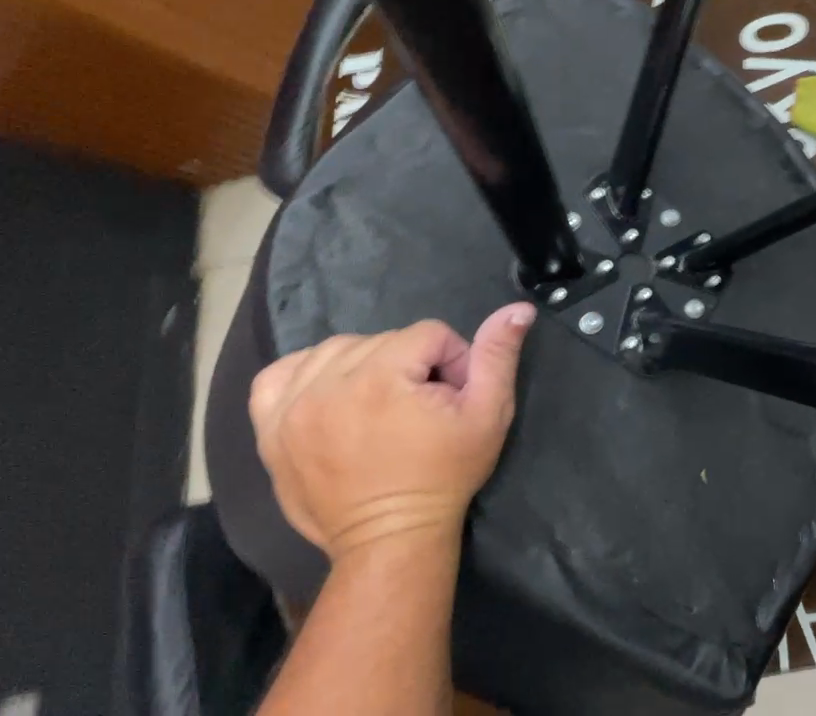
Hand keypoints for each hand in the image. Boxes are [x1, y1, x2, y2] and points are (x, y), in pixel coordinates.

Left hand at [249, 303, 533, 561]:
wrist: (390, 535)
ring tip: (385, 401)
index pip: (428, 333)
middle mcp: (327, 385)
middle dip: (413, 362)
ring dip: (367, 364)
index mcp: (380, 378)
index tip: (455, 396)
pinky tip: (334, 391)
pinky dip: (309, 372)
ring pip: (337, 349)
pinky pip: (281, 374)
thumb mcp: (489, 413)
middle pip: (383, 339)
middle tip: (426, 405)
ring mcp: (290, 408)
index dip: (453, 359)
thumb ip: (498, 355)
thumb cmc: (446, 474)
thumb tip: (519, 309)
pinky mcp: (268, 429)